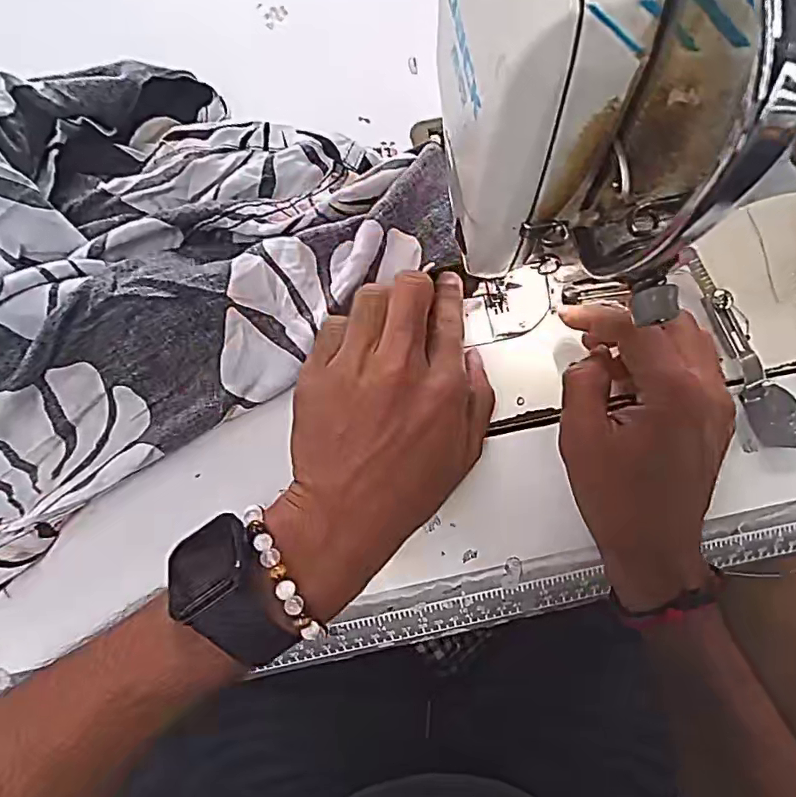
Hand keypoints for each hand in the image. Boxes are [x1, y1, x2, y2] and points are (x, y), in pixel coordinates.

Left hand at [262, 263, 495, 621]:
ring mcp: (355, 368)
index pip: (449, 317)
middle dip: (417, 283)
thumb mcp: (463, 452)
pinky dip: (347, 329)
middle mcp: (398, 370)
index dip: (450, 293)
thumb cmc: (399, 492)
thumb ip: (477, 401)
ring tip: (383, 316)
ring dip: (381, 300)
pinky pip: (333, 327)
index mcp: (440, 388)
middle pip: (409, 290)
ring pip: (370, 298)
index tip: (447, 286)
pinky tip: (354, 347)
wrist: (344, 513)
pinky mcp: (318, 374)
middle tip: (416, 291)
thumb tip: (472, 364)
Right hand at [557, 304, 733, 611]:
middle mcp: (705, 393)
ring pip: (686, 340)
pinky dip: (661, 361)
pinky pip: (692, 368)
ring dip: (646, 338)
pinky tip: (630, 380)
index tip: (576, 316)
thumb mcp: (581, 439)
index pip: (637, 326)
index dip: (598, 314)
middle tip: (591, 331)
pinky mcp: (713, 417)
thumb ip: (581, 384)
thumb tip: (589, 361)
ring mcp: (715, 406)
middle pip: (671, 321)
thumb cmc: (626, 508)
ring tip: (608, 357)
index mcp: (675, 394)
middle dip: (626, 319)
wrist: (655, 546)